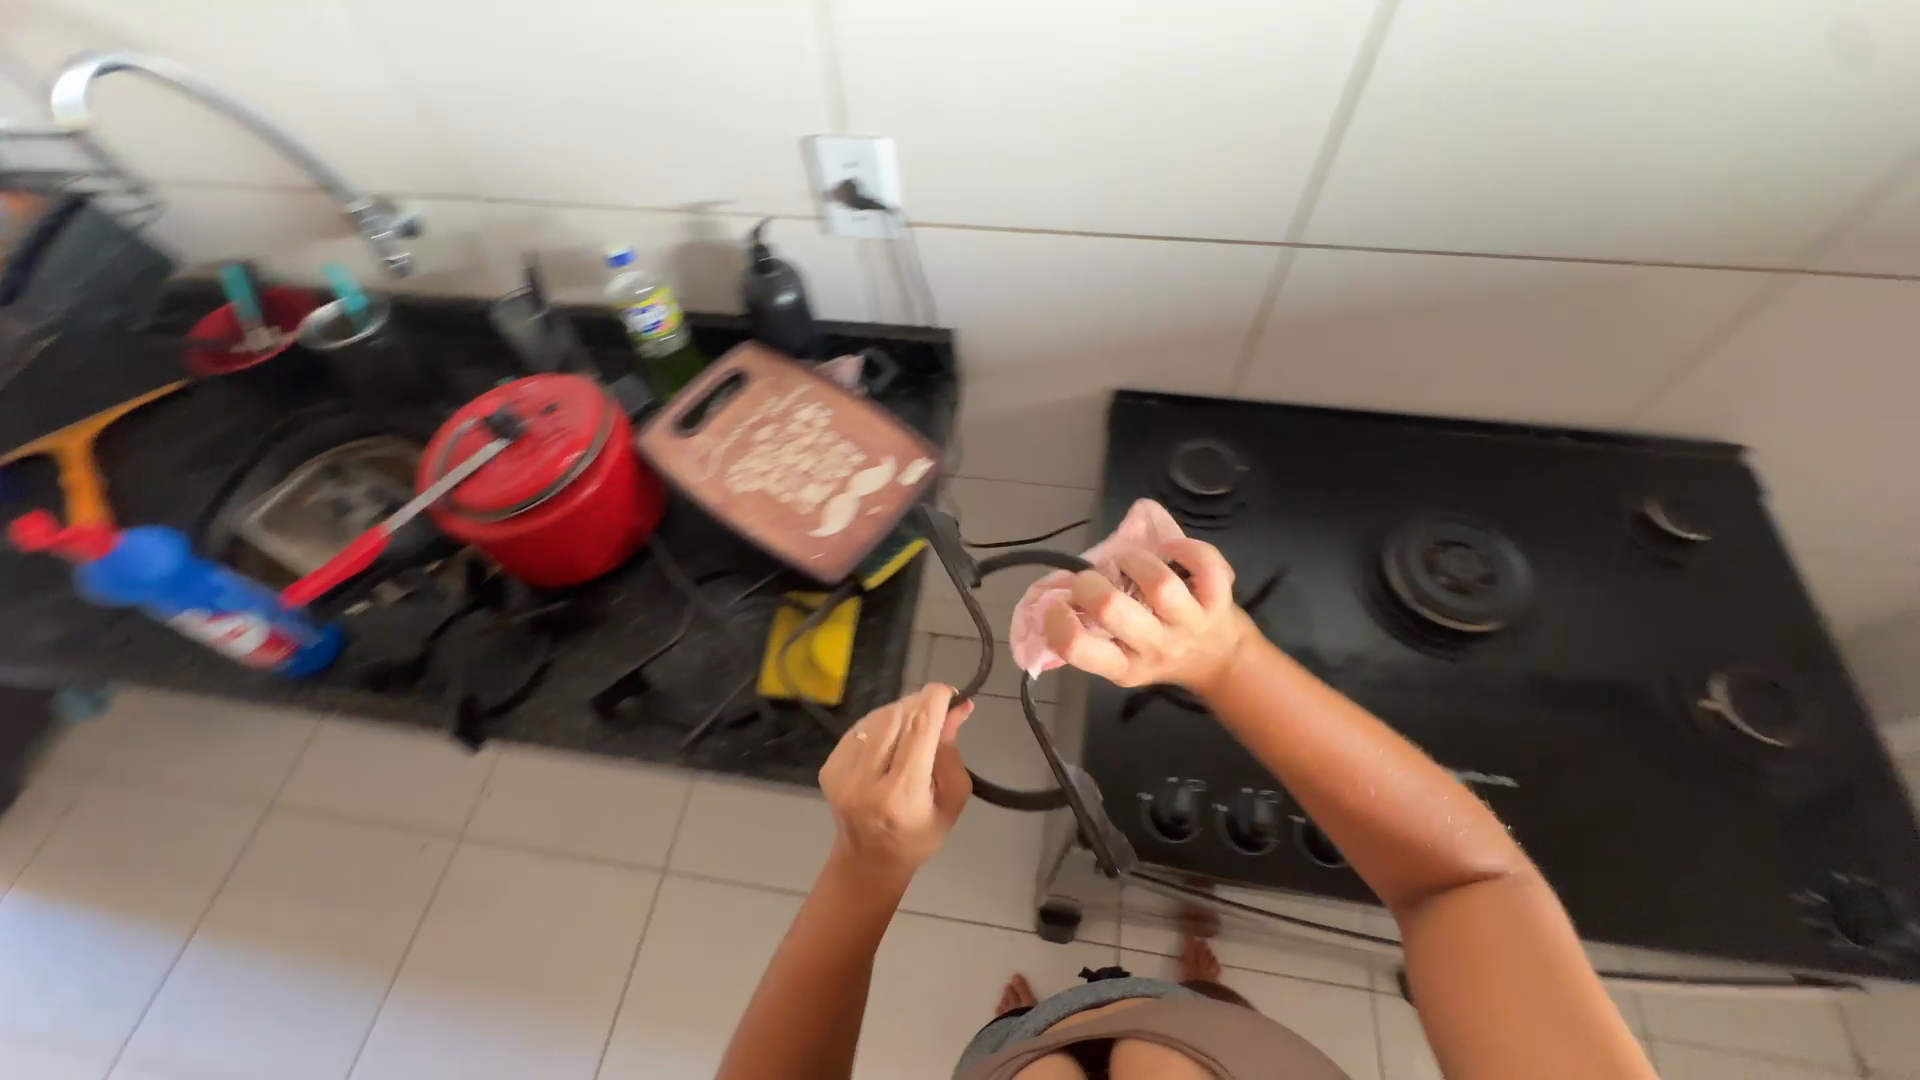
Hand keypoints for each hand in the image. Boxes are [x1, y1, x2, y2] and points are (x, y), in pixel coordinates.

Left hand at [817, 683, 973, 879]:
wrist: (867, 861)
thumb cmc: (918, 836)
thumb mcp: (951, 801)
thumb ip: (953, 754)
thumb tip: (956, 708)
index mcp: (901, 793)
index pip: (919, 729)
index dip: (935, 700)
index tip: (949, 692)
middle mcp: (866, 780)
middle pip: (897, 717)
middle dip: (921, 705)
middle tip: (937, 710)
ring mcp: (842, 773)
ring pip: (877, 717)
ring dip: (901, 712)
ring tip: (914, 728)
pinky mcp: (829, 767)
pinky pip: (860, 727)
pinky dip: (880, 724)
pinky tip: (890, 740)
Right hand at [1043, 537, 1254, 694]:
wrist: (1220, 661)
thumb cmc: (1157, 653)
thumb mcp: (1119, 659)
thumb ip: (1088, 634)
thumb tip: (1044, 597)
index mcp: (1122, 666)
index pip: (1077, 648)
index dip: (1056, 619)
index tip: (1057, 604)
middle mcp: (1154, 647)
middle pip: (1112, 608)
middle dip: (1089, 582)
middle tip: (1091, 578)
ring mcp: (1189, 624)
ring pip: (1159, 584)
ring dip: (1133, 560)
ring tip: (1127, 560)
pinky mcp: (1218, 601)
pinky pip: (1205, 566)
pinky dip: (1185, 548)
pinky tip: (1169, 549)